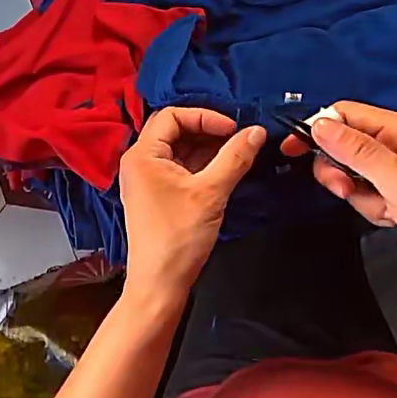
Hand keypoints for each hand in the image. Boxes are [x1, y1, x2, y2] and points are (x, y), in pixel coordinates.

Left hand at [118, 107, 265, 307]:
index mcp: (141, 154)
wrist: (160, 282)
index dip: (204, 116)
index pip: (171, 115)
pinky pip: (180, 167)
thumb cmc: (177, 238)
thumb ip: (235, 158)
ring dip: (208, 147)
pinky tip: (226, 168)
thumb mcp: (211, 193)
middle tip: (240, 138)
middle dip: (208, 130)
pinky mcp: (157, 193)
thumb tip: (256, 131)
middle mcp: (139, 161)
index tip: (233, 128)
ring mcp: (147, 178)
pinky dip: (202, 164)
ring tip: (239, 152)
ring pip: (180, 149)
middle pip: (175, 130)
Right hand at [284, 101, 396, 288]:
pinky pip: (363, 193)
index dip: (318, 128)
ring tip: (382, 207)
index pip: (347, 114)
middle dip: (336, 168)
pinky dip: (369, 207)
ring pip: (350, 171)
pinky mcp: (396, 193)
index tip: (294, 149)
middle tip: (345, 188)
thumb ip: (358, 152)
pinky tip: (392, 217)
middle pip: (343, 143)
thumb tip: (321, 125)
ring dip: (356, 192)